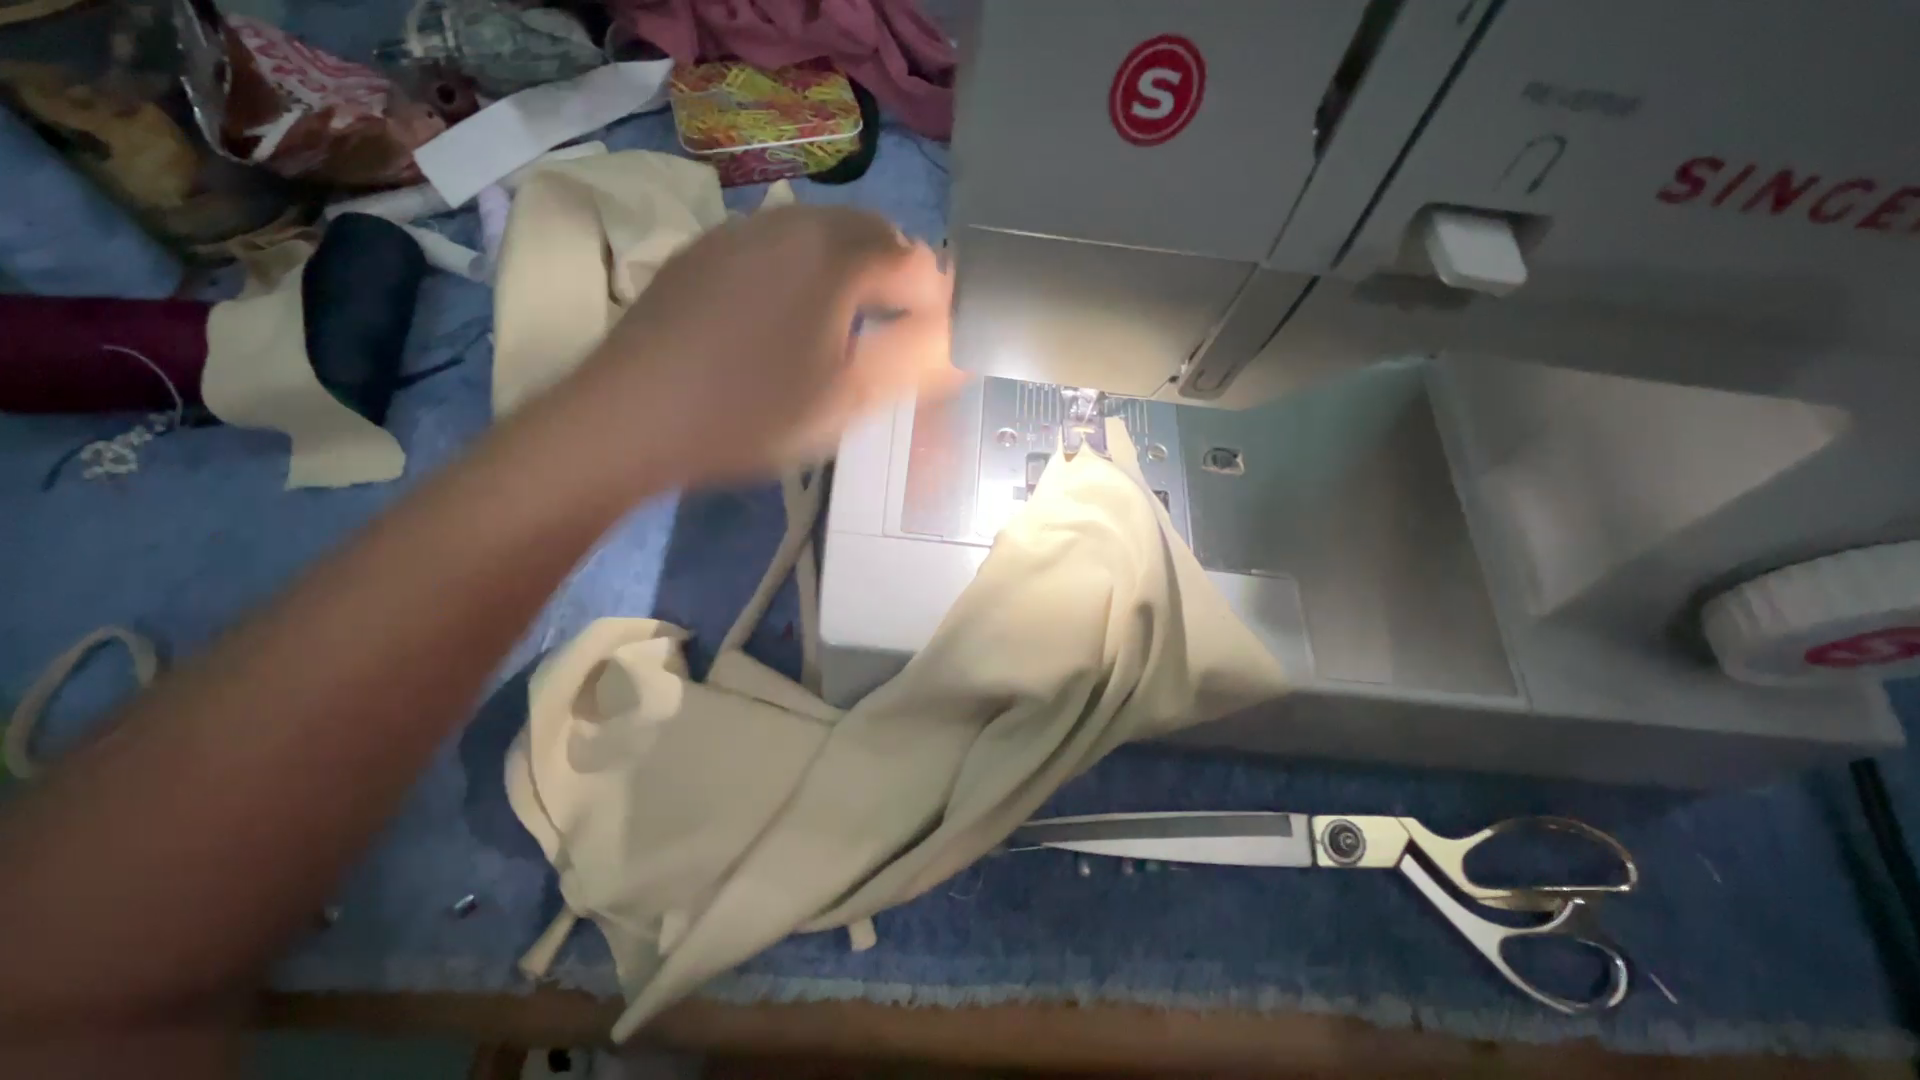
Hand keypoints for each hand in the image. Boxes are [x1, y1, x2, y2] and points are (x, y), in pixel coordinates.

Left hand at [565, 204, 955, 487]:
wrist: (629, 417)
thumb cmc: (750, 414)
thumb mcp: (847, 400)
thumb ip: (915, 361)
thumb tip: (961, 339)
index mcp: (837, 255)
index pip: (918, 262)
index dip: (938, 302)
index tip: (934, 345)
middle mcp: (793, 223)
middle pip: (871, 232)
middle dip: (896, 275)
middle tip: (894, 333)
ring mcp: (741, 230)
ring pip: (819, 233)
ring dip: (848, 268)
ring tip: (842, 326)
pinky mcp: (703, 249)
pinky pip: (773, 244)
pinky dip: (799, 269)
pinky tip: (780, 319)